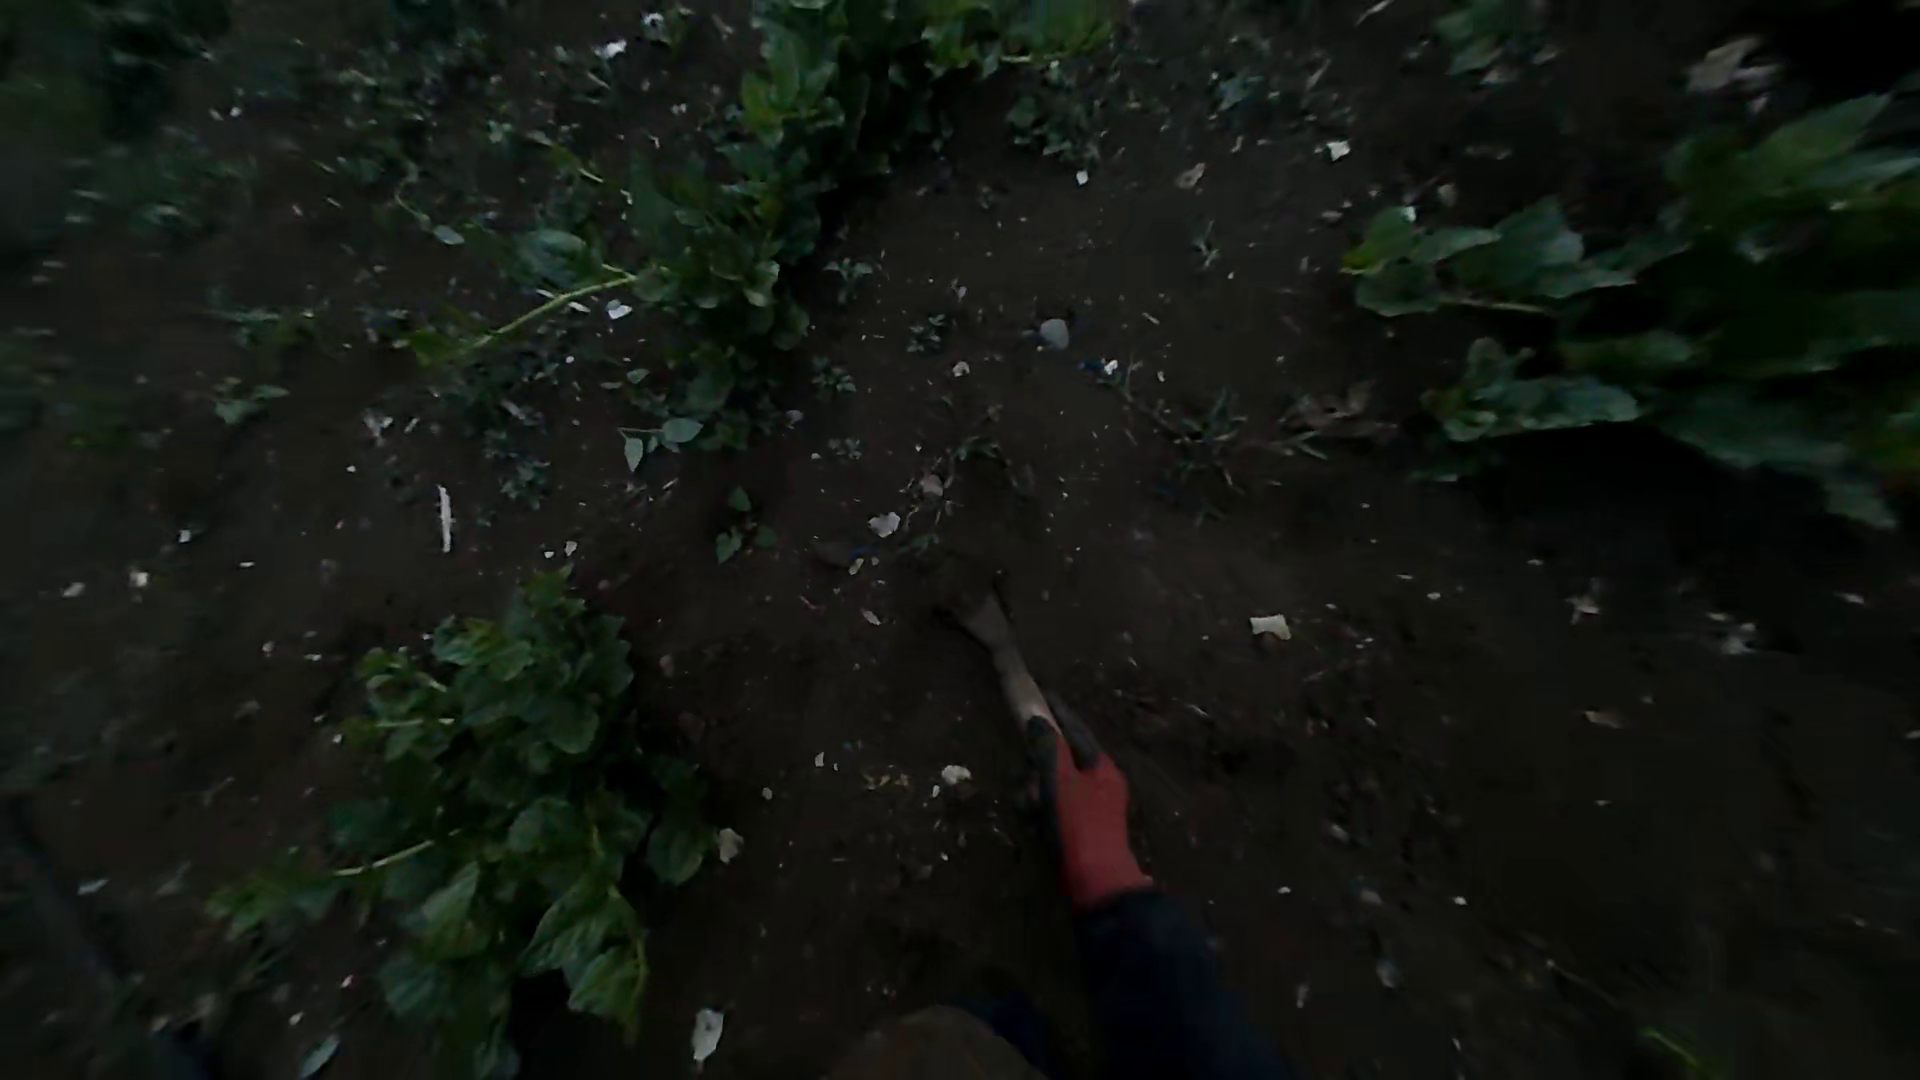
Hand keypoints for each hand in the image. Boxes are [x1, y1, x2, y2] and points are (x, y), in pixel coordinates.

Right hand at [1026, 696, 1151, 909]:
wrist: (1096, 884)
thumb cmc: (1080, 826)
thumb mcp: (1060, 782)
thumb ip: (1048, 748)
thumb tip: (1038, 719)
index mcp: (1100, 764)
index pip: (1075, 727)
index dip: (1057, 710)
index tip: (1040, 692)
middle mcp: (1099, 780)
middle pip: (1061, 755)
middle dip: (1038, 762)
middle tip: (1026, 771)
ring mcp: (1091, 804)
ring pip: (1054, 781)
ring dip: (1036, 789)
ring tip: (1029, 804)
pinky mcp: (1080, 825)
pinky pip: (1055, 804)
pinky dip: (1041, 808)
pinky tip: (1032, 819)